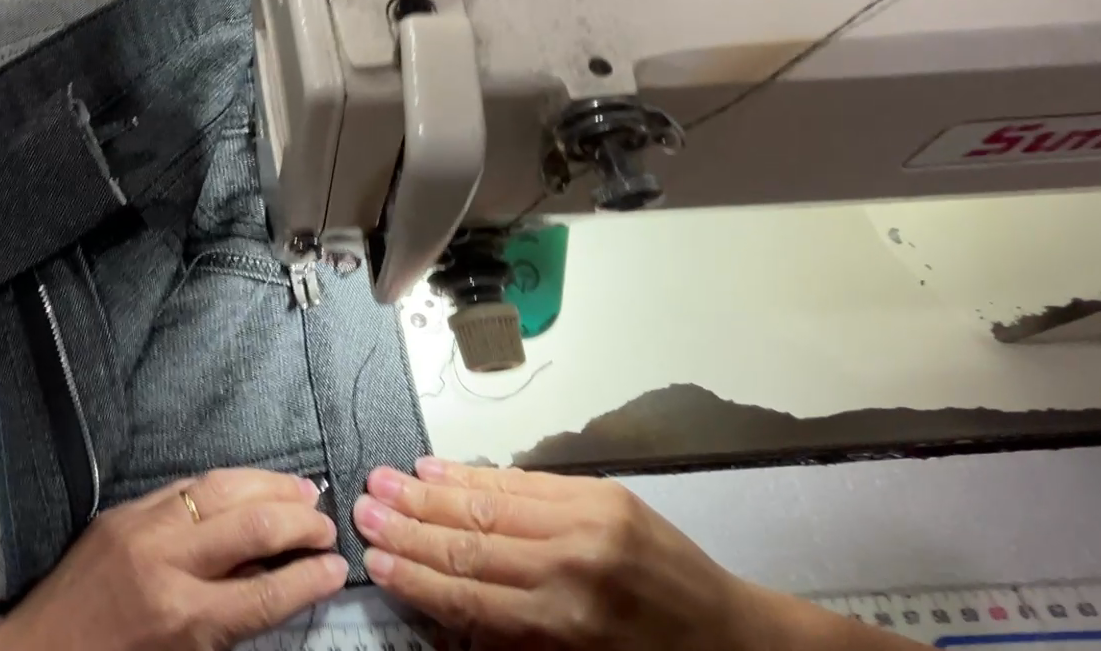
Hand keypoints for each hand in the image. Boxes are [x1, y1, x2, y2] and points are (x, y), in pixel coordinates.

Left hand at [0, 468, 348, 650]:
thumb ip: (230, 618)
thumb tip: (274, 572)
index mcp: (183, 619)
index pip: (265, 592)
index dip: (309, 578)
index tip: (338, 566)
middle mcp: (166, 563)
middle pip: (251, 527)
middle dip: (298, 522)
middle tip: (327, 524)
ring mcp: (140, 527)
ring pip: (219, 488)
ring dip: (267, 486)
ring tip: (302, 490)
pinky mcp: (121, 509)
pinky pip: (183, 485)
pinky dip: (224, 483)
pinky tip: (247, 483)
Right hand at [352, 459, 756, 649]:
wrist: (739, 638)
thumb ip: (510, 638)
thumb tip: (439, 602)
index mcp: (564, 627)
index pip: (467, 596)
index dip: (414, 575)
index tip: (373, 557)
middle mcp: (569, 569)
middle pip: (467, 542)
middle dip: (408, 525)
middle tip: (361, 506)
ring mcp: (585, 522)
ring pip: (485, 503)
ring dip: (427, 492)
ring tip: (384, 479)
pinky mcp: (598, 493)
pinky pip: (520, 480)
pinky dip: (471, 473)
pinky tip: (435, 466)